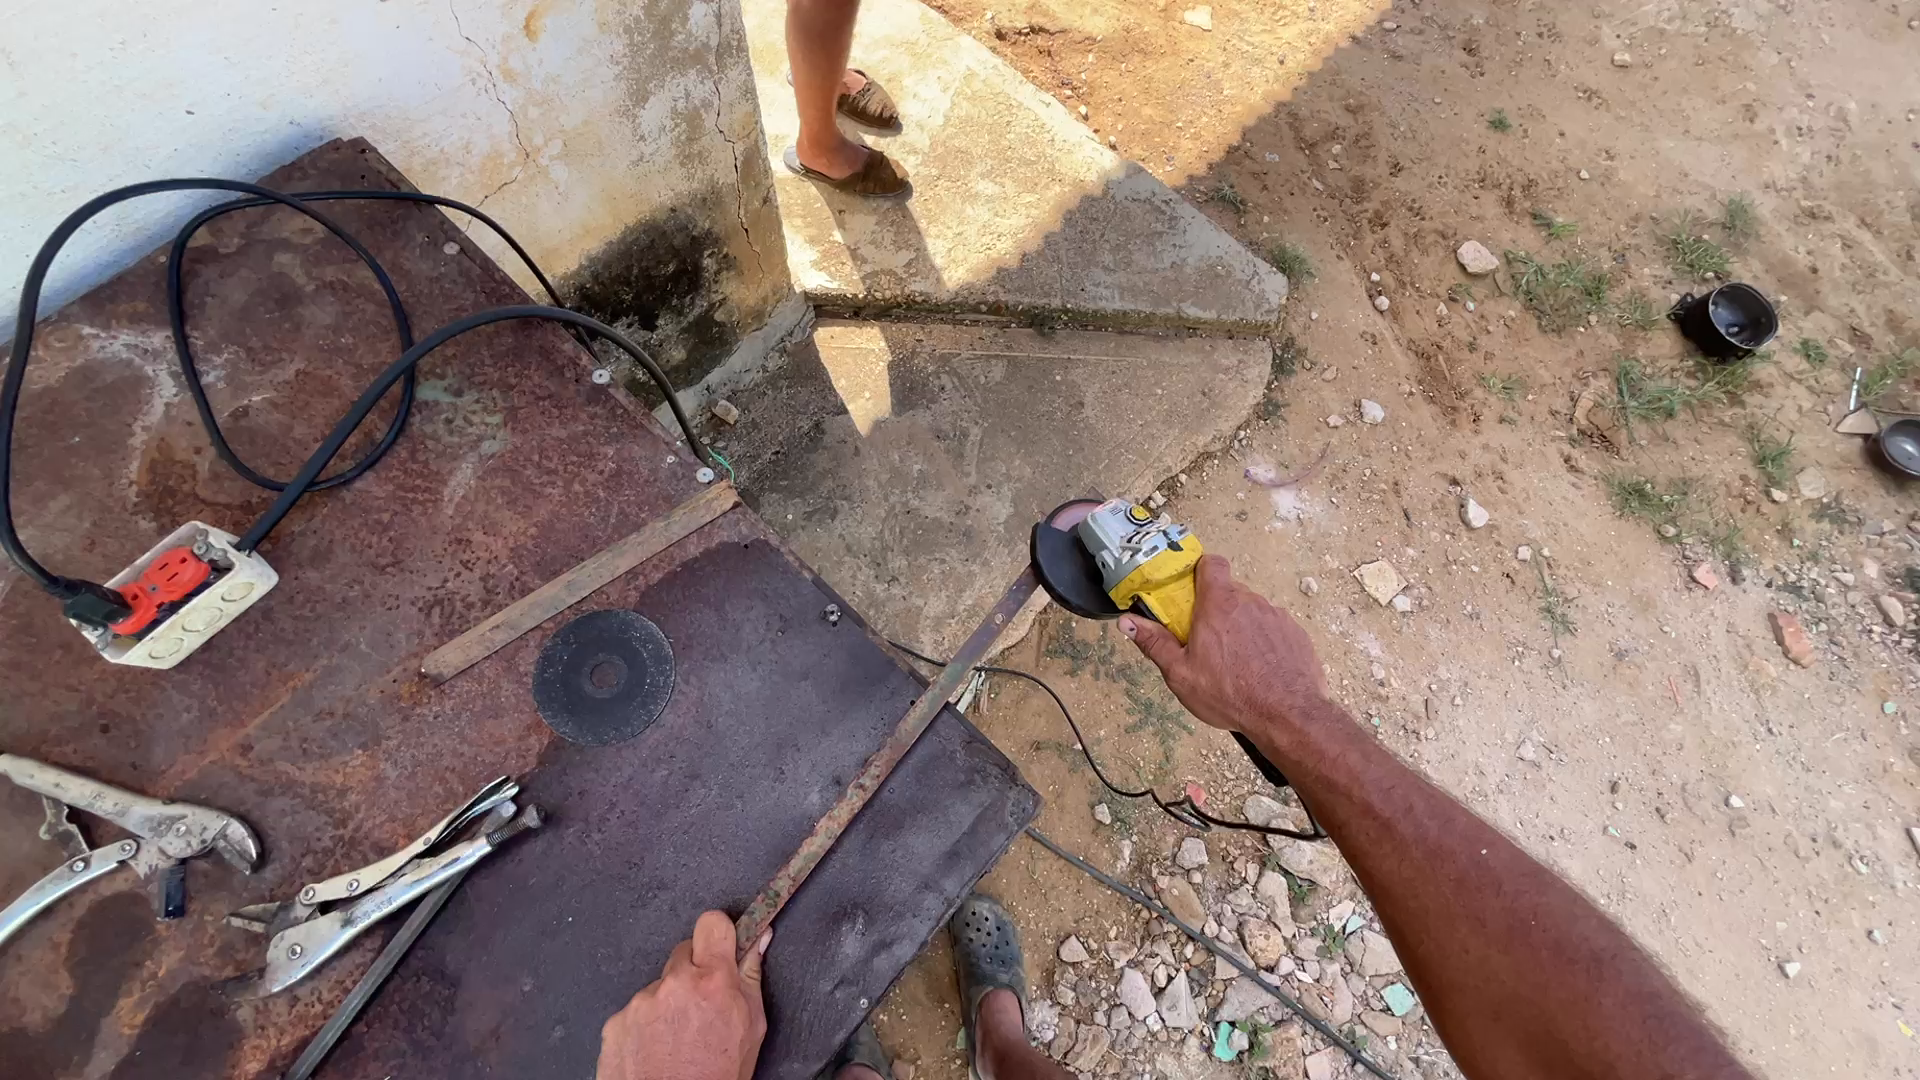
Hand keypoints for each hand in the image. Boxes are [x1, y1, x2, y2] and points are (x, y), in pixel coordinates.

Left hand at [597, 911, 770, 1079]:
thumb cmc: (717, 1078)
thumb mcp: (751, 1028)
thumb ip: (752, 976)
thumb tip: (758, 939)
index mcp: (714, 980)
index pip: (711, 923)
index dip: (716, 934)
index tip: (718, 947)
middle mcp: (675, 984)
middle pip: (683, 953)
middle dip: (692, 973)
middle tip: (699, 1006)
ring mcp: (641, 1004)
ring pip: (659, 986)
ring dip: (667, 1002)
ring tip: (675, 1039)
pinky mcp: (615, 1025)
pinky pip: (633, 1012)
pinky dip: (643, 1026)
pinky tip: (654, 1050)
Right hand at [1118, 554, 1329, 735]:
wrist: (1287, 716)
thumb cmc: (1232, 694)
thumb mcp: (1180, 673)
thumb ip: (1154, 642)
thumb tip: (1127, 623)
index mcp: (1218, 605)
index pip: (1211, 564)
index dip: (1200, 571)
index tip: (1189, 590)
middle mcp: (1249, 603)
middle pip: (1228, 592)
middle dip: (1215, 609)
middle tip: (1205, 638)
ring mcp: (1275, 617)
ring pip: (1250, 611)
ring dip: (1239, 627)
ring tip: (1233, 660)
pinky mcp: (1295, 634)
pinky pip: (1272, 628)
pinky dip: (1262, 642)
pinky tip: (1256, 667)